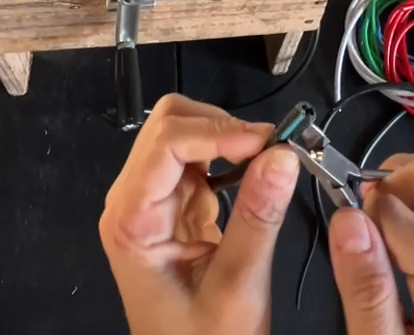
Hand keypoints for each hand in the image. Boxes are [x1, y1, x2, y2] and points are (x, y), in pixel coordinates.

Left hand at [99, 94, 301, 333]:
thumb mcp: (237, 289)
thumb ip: (258, 218)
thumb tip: (282, 154)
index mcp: (131, 220)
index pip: (166, 144)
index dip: (217, 130)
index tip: (267, 141)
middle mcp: (131, 201)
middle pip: (168, 126)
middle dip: (220, 125)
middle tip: (270, 147)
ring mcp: (149, 201)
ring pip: (182, 134)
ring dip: (224, 137)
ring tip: (266, 158)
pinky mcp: (171, 207)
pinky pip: (196, 159)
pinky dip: (226, 156)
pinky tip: (251, 176)